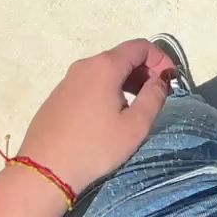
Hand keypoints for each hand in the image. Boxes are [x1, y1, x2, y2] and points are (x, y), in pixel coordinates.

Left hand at [14, 39, 173, 194]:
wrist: (45, 169)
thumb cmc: (95, 147)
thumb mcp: (135, 126)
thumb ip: (154, 98)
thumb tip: (160, 81)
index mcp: (105, 67)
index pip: (140, 47)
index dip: (161, 59)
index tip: (170, 82)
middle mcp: (85, 65)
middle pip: (122, 56)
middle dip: (146, 71)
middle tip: (159, 95)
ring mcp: (68, 79)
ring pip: (106, 70)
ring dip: (128, 81)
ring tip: (138, 106)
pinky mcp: (59, 95)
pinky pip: (91, 82)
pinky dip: (109, 88)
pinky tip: (111, 115)